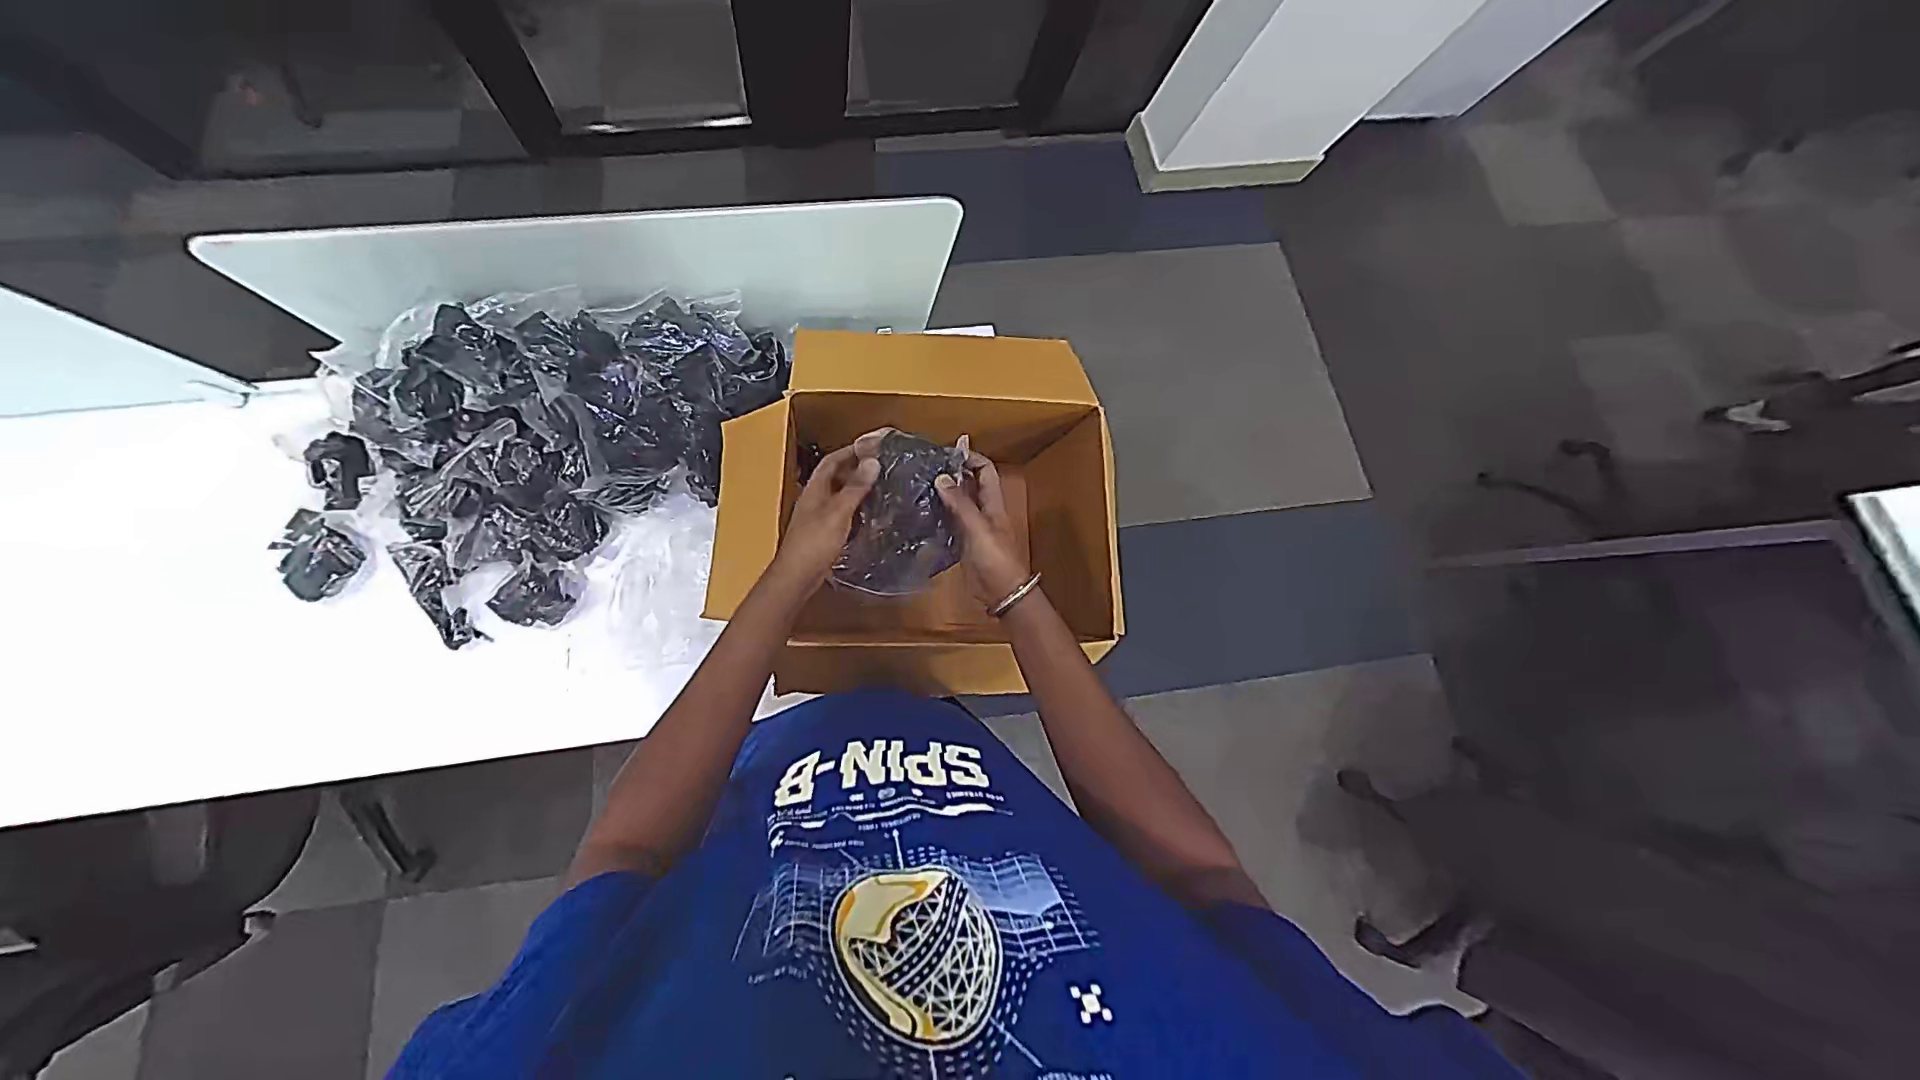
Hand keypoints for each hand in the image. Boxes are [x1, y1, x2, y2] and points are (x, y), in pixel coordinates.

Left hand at [771, 441, 880, 588]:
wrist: (797, 577)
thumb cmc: (814, 544)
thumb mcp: (838, 512)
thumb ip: (855, 488)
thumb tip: (872, 462)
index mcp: (815, 489)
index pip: (832, 460)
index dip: (851, 450)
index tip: (873, 445)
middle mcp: (815, 499)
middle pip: (836, 475)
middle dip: (857, 467)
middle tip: (881, 464)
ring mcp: (818, 516)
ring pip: (840, 494)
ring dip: (857, 487)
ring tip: (880, 484)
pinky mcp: (824, 532)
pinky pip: (843, 511)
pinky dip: (856, 507)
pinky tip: (870, 513)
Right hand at [935, 452, 1031, 608]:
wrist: (1001, 592)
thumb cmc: (995, 558)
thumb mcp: (978, 528)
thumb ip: (960, 504)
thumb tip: (941, 478)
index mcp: (993, 503)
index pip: (985, 470)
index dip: (970, 457)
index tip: (947, 453)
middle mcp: (984, 511)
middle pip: (970, 483)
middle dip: (953, 472)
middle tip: (927, 465)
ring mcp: (973, 526)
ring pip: (959, 502)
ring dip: (944, 492)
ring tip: (920, 483)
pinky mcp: (963, 542)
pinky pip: (950, 521)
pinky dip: (939, 513)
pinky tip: (922, 510)